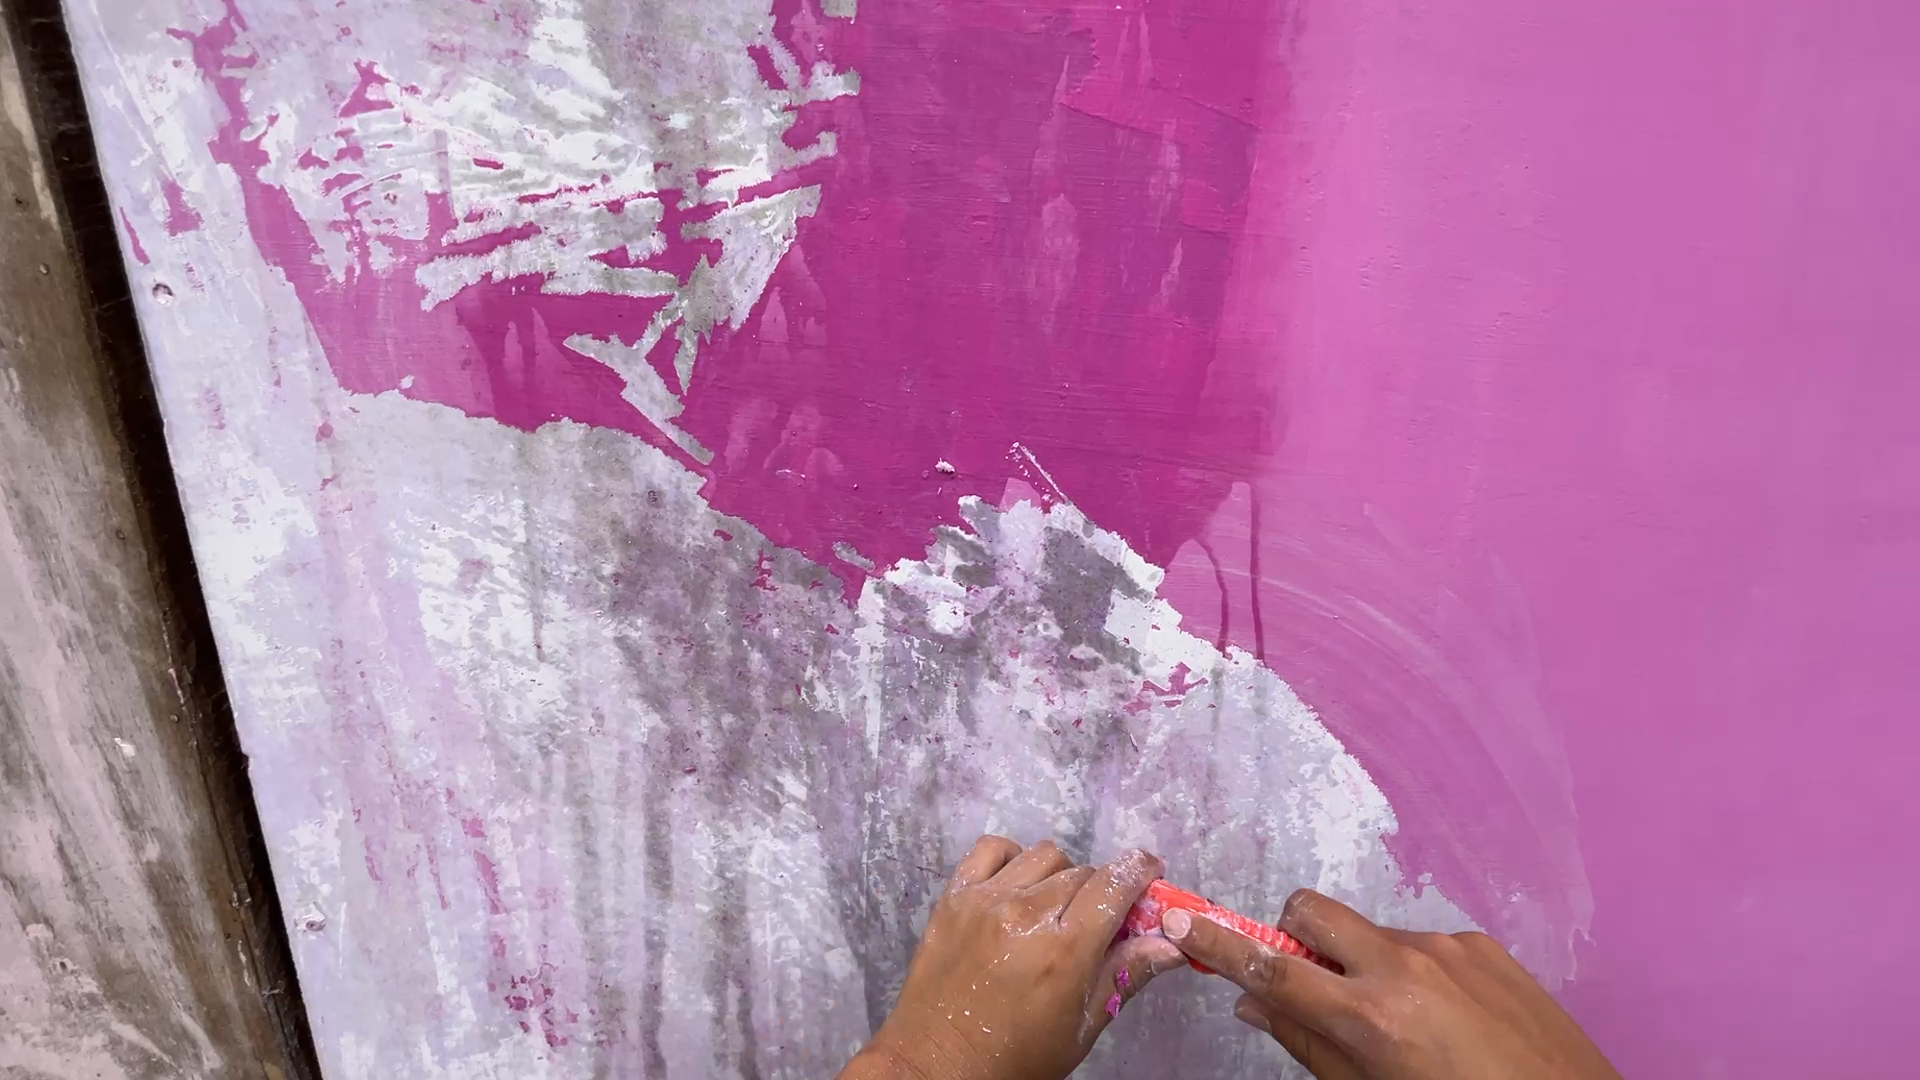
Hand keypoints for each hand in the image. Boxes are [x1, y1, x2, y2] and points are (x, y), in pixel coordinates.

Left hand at [840, 837, 1185, 1079]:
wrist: (937, 1065)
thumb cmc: (1017, 1057)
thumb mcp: (1080, 1029)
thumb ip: (1125, 975)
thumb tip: (1173, 944)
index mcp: (1063, 951)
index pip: (1112, 885)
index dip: (1138, 870)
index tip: (1150, 870)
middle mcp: (1026, 912)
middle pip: (1082, 871)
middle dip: (1099, 888)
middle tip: (1095, 916)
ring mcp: (986, 898)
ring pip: (1042, 853)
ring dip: (1059, 873)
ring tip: (1052, 905)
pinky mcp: (955, 893)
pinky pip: (992, 848)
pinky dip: (1012, 858)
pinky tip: (1015, 885)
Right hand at [1161, 891, 1621, 1079]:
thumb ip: (1308, 1048)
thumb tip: (1251, 999)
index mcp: (1373, 1021)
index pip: (1271, 968)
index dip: (1219, 942)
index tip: (1179, 918)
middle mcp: (1402, 966)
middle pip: (1309, 909)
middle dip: (1296, 934)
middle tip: (1319, 979)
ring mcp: (1446, 947)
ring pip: (1367, 932)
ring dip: (1364, 963)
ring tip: (1414, 1021)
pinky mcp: (1482, 943)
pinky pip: (1422, 942)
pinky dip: (1417, 971)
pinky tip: (1457, 1019)